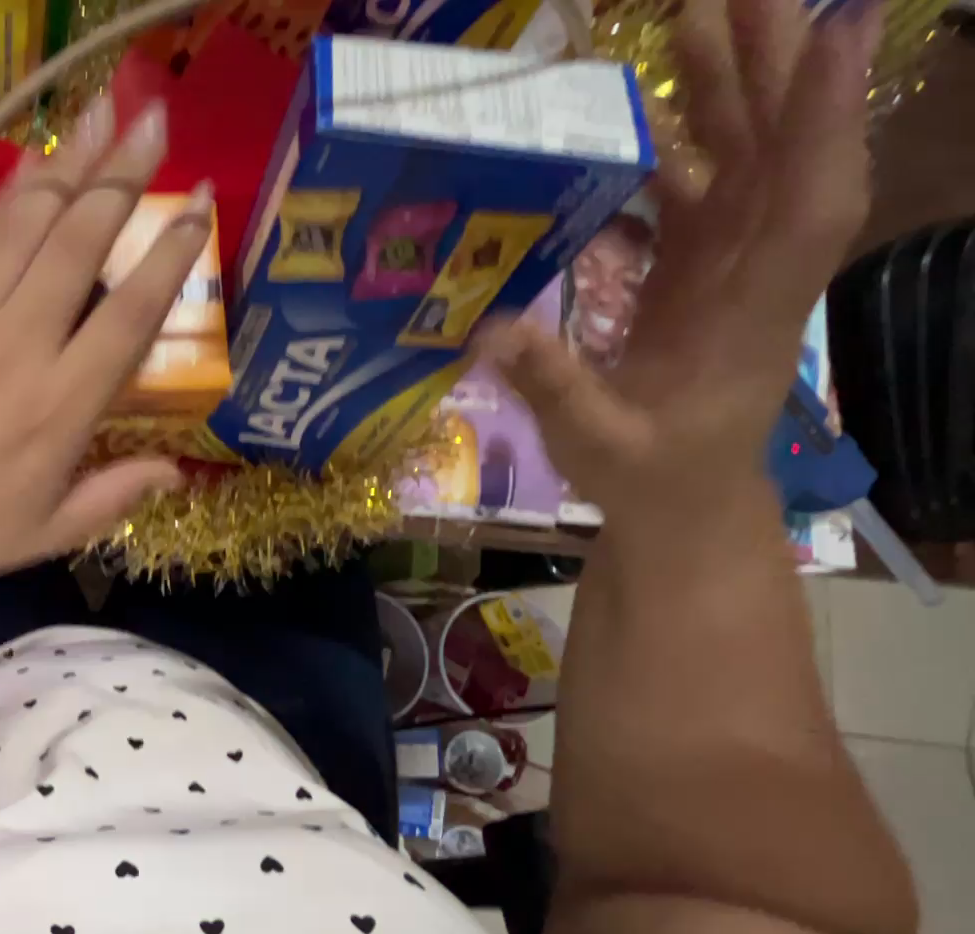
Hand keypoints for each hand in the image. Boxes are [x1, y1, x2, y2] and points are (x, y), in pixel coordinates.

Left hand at [0, 98, 212, 649]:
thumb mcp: (50, 534)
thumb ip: (117, 496)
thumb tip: (177, 471)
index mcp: (60, 407)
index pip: (129, 314)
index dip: (170, 256)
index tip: (197, 207)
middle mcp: (17, 348)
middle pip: (78, 244)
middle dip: (122, 175)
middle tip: (156, 121)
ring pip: (22, 227)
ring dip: (65, 165)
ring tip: (100, 115)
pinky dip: (3, 203)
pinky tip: (27, 173)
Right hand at [468, 0, 880, 524]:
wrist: (683, 500)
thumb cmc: (649, 475)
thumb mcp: (595, 441)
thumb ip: (551, 385)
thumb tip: (487, 327)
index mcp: (749, 311)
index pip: (807, 202)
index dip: (821, 120)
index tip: (833, 27)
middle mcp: (754, 273)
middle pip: (781, 156)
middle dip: (769, 69)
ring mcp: (728, 270)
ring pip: (745, 164)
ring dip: (729, 93)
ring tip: (693, 22)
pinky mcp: (698, 278)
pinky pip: (703, 196)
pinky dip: (684, 149)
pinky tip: (651, 121)